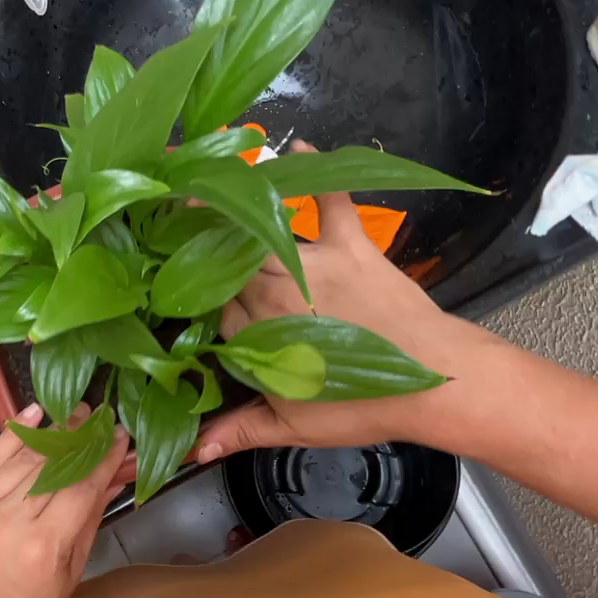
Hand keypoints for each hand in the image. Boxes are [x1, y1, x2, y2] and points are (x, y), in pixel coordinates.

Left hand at [0, 402, 130, 597]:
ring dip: (52, 432)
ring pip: (23, 458)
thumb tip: (115, 475)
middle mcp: (9, 521)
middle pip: (52, 466)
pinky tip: (34, 412)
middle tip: (100, 416)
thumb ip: (90, 517)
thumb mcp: (71, 570)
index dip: (103, 458)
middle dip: (80, 437)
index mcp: (43, 545)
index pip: (81, 487)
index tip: (120, 437)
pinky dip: (14, 434)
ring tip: (75, 413)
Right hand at [195, 141, 507, 462]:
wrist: (438, 382)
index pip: (209, 313)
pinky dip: (317, 172)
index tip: (173, 299)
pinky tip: (300, 144)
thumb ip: (237, 431)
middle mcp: (273, 289)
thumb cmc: (363, 405)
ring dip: (225, 207)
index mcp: (255, 333)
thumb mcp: (294, 427)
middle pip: (220, 261)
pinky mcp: (351, 245)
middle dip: (188, 244)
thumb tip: (185, 453)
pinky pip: (330, 201)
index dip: (193, 309)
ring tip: (193, 187)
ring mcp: (312, 261)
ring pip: (256, 229)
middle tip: (159, 226)